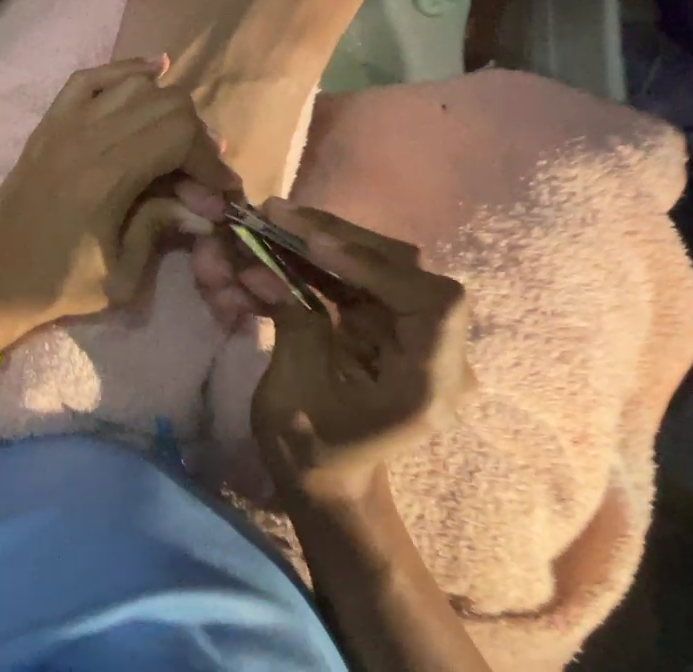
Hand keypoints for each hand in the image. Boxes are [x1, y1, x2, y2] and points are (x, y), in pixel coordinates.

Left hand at [0, 57, 238, 334]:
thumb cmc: (58, 284)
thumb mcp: (122, 276)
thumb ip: (162, 228)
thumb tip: (205, 206)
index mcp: (105, 178)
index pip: (179, 136)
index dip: (211, 161)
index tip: (221, 193)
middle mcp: (83, 140)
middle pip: (164, 104)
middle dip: (196, 137)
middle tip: (199, 175)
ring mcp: (61, 127)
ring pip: (132, 86)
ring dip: (166, 108)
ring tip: (179, 142)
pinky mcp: (46, 126)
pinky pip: (87, 79)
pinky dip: (122, 70)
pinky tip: (151, 71)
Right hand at [202, 200, 475, 506]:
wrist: (325, 479)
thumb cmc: (310, 451)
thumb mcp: (292, 393)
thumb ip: (291, 326)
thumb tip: (259, 268)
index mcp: (428, 382)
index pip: (433, 304)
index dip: (378, 266)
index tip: (316, 246)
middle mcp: (432, 350)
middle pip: (404, 270)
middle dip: (339, 237)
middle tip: (278, 214)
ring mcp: (407, 334)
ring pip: (379, 264)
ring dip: (324, 238)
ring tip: (274, 219)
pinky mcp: (381, 324)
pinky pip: (356, 277)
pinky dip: (318, 257)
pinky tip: (282, 242)